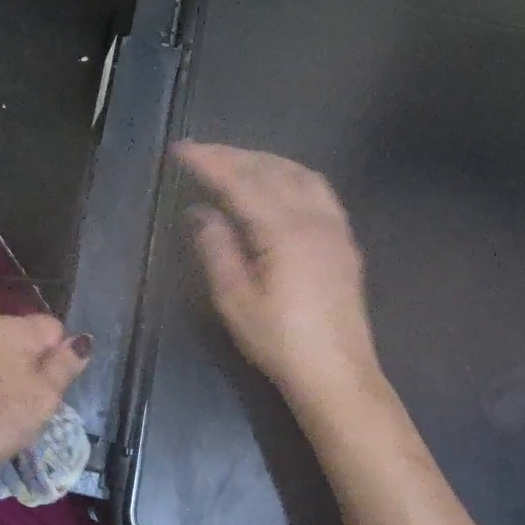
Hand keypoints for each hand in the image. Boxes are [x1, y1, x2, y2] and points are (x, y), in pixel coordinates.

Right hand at [176, 141, 386, 410]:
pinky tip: (277, 184)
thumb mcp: (234, 299)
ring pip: (299, 175)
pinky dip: (290, 175)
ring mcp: (334, 229)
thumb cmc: (279, 341)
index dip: (209, 163)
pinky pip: (317, 190)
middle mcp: (314, 220)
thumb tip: (201, 211)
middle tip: (200, 151)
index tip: (180, 149)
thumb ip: (216, 248)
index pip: (241, 183)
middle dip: (234, 155)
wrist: (337, 375)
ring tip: (234, 161)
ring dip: (264, 161)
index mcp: (284, 232)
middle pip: (272, 171)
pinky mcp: (343, 242)